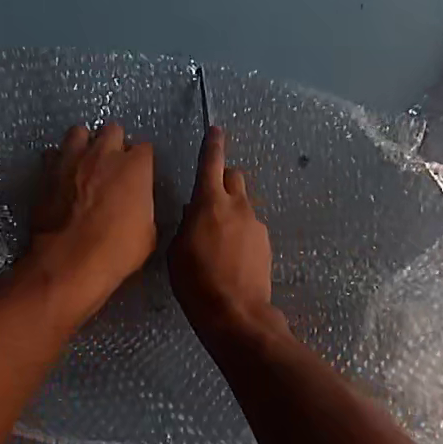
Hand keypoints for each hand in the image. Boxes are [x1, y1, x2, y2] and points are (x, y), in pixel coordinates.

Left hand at [20, 123, 155, 329]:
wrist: (70, 262)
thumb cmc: (116, 251)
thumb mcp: (147, 234)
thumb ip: (144, 208)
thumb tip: (138, 207)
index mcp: (135, 167)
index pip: (145, 149)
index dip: (142, 162)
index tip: (140, 175)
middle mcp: (103, 154)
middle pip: (112, 130)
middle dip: (114, 143)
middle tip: (114, 164)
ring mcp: (72, 160)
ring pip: (79, 132)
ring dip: (85, 144)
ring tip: (86, 162)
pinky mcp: (47, 173)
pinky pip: (53, 154)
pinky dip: (59, 161)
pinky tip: (63, 177)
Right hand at [171, 126, 286, 344]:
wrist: (236, 313)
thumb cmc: (196, 282)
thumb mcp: (177, 252)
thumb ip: (186, 225)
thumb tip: (194, 212)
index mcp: (210, 203)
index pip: (211, 163)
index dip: (212, 145)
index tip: (216, 131)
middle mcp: (237, 206)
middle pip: (234, 177)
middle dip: (222, 181)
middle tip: (209, 200)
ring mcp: (256, 224)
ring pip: (242, 205)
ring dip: (231, 212)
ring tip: (218, 241)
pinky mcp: (266, 243)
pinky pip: (250, 228)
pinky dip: (240, 234)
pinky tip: (232, 258)